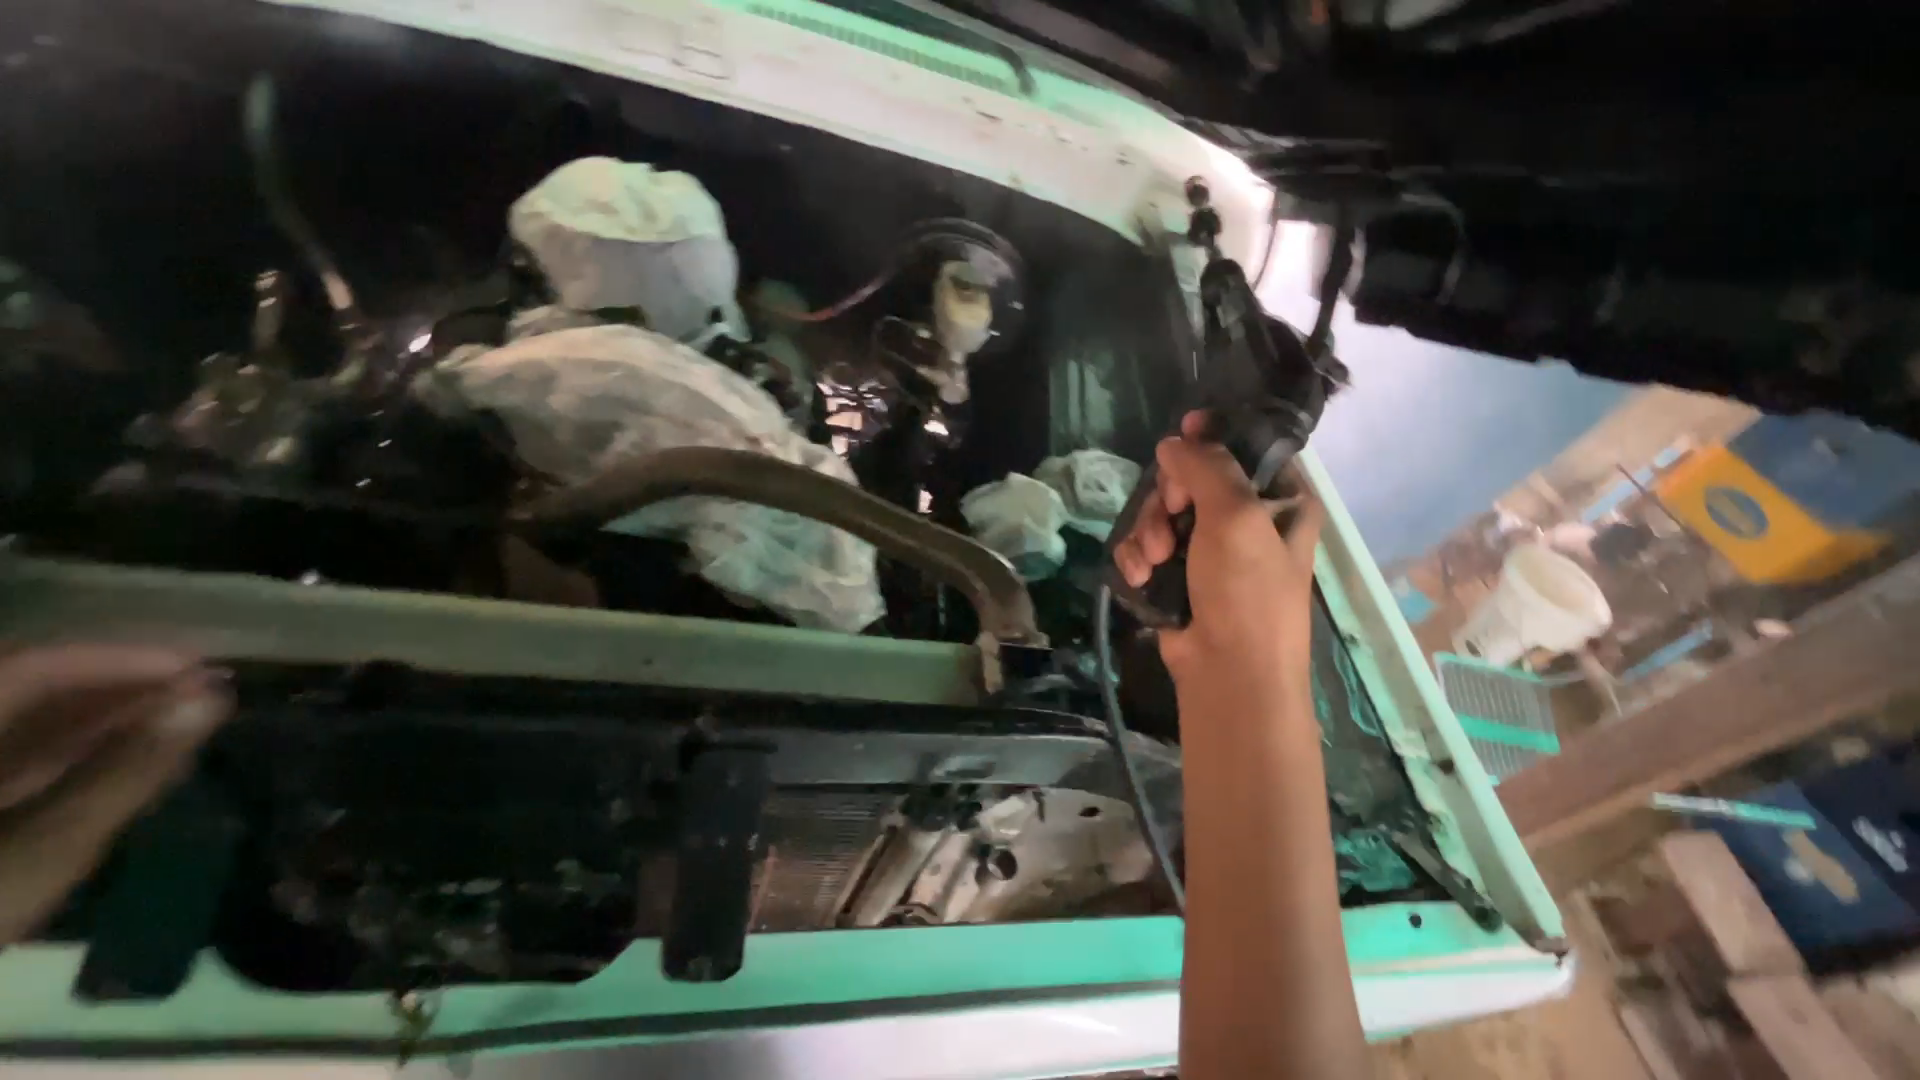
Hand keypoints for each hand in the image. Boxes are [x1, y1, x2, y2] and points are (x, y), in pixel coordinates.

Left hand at [0, 646, 230, 943]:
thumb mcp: (46, 851)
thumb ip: (129, 769)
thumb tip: (213, 695)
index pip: (28, 671)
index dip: (119, 660)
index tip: (204, 666)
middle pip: (24, 691)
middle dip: (121, 684)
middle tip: (208, 686)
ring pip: (24, 725)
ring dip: (108, 714)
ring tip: (188, 711)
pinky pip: (21, 760)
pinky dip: (80, 749)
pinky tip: (136, 750)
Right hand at [1111, 410, 1323, 697]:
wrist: (1229, 674)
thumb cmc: (1248, 592)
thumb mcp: (1237, 516)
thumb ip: (1207, 467)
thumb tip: (1174, 442)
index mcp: (1283, 501)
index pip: (1249, 448)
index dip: (1214, 436)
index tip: (1182, 430)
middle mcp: (1248, 520)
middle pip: (1192, 479)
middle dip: (1168, 498)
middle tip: (1168, 517)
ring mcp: (1210, 551)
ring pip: (1162, 513)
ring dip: (1148, 532)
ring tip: (1152, 560)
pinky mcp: (1178, 576)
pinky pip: (1147, 547)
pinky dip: (1138, 558)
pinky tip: (1139, 576)